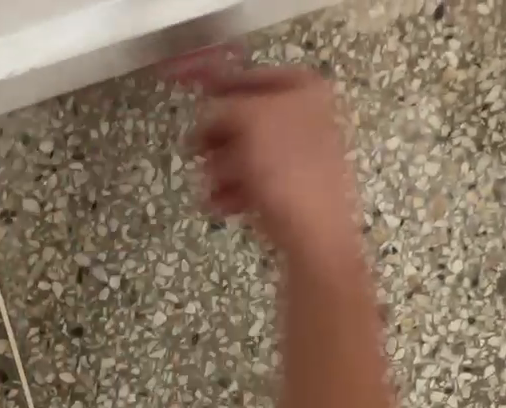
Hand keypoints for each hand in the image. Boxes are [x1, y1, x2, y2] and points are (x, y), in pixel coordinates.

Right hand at [170, 56, 364, 271]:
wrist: (313, 231)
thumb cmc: (283, 168)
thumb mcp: (247, 122)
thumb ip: (223, 108)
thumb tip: (206, 114)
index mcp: (304, 88)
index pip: (251, 77)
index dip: (218, 87)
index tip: (192, 99)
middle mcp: (307, 115)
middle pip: (246, 120)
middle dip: (218, 140)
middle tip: (197, 154)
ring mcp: (301, 154)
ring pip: (246, 154)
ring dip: (221, 171)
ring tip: (209, 189)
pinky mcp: (293, 188)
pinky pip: (255, 181)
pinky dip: (234, 192)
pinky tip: (219, 205)